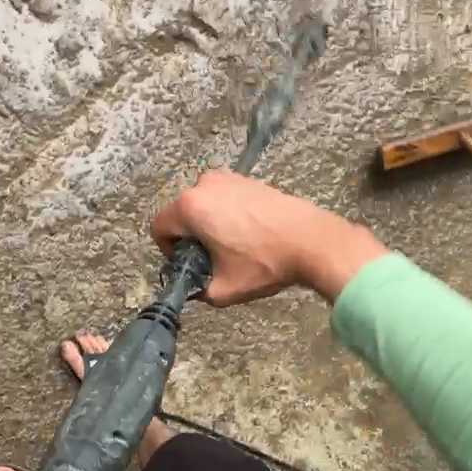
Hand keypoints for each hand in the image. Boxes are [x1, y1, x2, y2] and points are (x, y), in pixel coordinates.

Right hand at [150, 172, 388, 303]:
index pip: (159, 227)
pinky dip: (227, 216)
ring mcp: (229, 179)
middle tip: (211, 260)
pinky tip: (247, 237)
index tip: (187, 263)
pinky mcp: (248, 180)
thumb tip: (195, 289)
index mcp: (191, 207)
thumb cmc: (267, 262)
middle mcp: (205, 185)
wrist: (311, 241)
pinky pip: (224, 199)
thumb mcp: (223, 290)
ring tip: (232, 249)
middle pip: (181, 214)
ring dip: (208, 226)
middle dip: (190, 237)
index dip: (168, 250)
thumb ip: (198, 291)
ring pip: (203, 206)